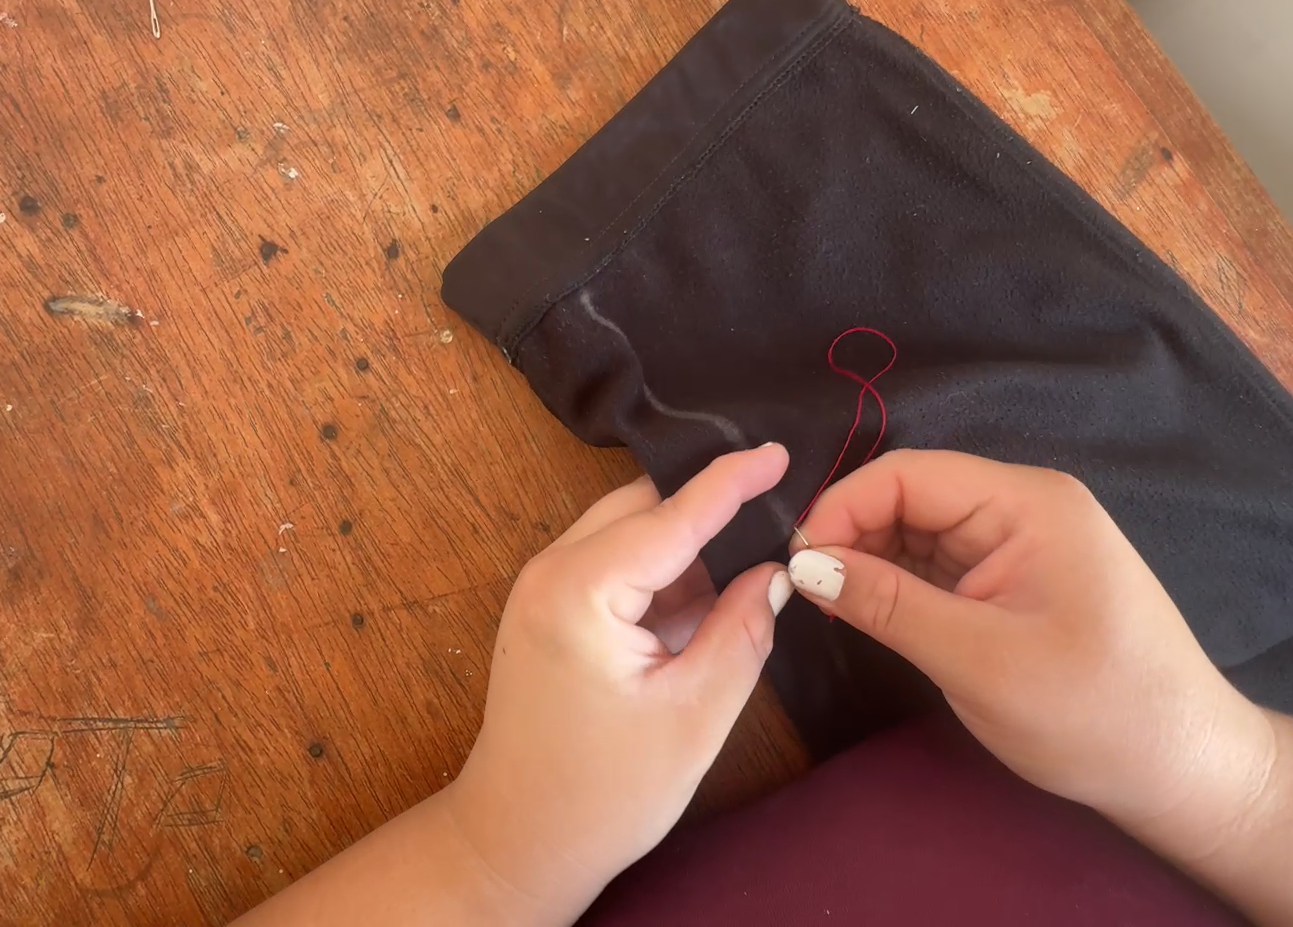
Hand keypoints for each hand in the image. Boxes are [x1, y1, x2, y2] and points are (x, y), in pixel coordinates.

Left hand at [442, 444, 793, 914]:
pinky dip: (661, 576)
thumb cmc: (603, 793)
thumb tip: (774, 574)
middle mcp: (551, 569)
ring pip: (630, 534)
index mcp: (580, 590)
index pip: (670, 517)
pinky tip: (701, 600)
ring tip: (746, 566)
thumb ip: (740, 633)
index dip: (730, 481)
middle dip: (708, 511)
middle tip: (775, 516)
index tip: (776, 451)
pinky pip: (615, 565)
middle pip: (643, 510)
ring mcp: (543, 585)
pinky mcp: (550, 605)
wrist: (516, 841)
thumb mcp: (692, 717)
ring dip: (686, 548)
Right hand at [788, 450, 1276, 844]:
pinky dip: (892, 581)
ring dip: (867, 561)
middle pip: (905, 496)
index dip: (842, 508)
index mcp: (1025, 503)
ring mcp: (1011, 539)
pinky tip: (870, 609)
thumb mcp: (980, 661)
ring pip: (910, 528)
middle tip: (810, 592)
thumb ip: (886, 604)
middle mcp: (1016, 506)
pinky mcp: (1002, 573)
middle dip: (851, 536)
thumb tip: (801, 565)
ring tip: (836, 606)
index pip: (906, 476)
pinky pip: (929, 559)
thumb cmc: (1095, 715)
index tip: (800, 564)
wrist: (1190, 777)